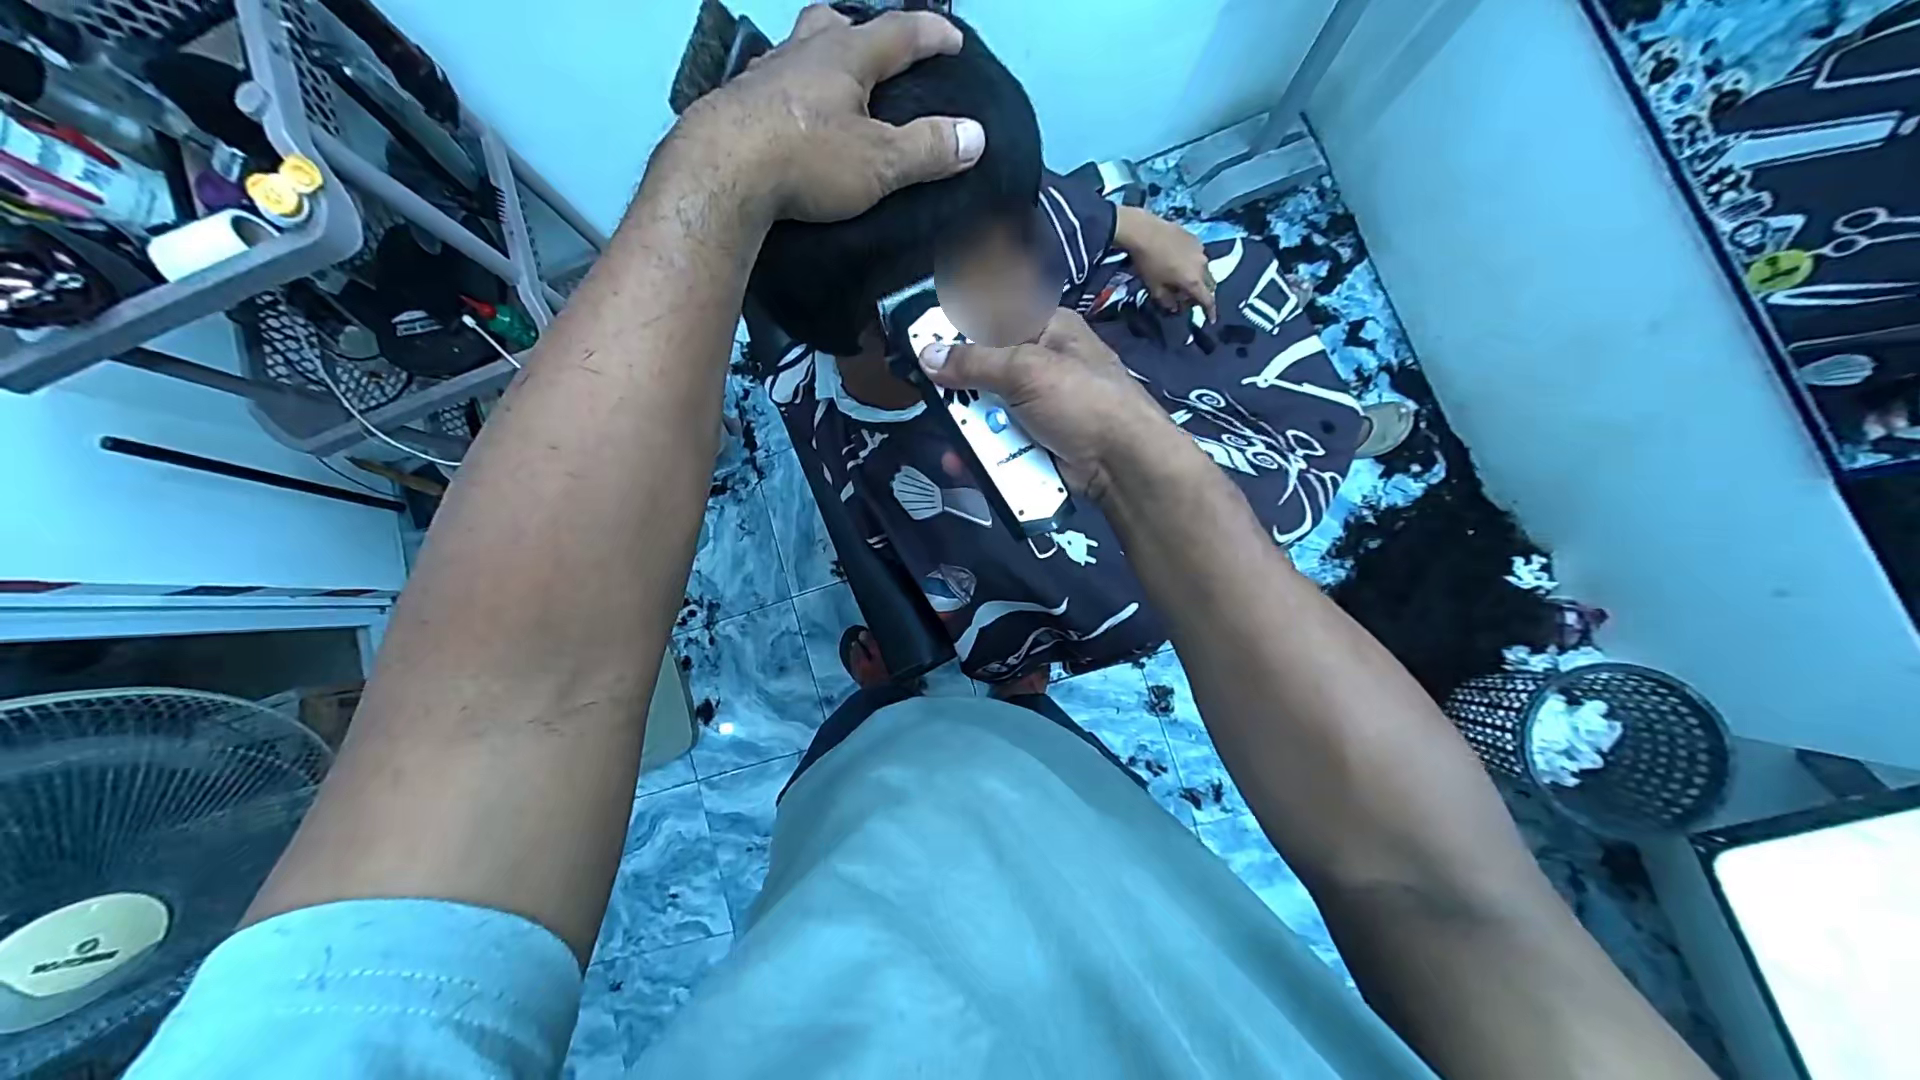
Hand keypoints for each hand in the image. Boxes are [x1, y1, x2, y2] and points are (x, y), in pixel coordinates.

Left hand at [667, 5, 985, 223]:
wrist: (723, 173)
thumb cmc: (809, 159)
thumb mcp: (880, 161)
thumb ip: (928, 149)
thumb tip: (976, 136)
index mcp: (844, 56)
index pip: (898, 32)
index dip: (930, 35)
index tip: (953, 39)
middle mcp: (802, 53)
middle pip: (835, 23)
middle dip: (862, 31)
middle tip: (877, 49)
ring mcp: (765, 78)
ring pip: (798, 50)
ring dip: (821, 59)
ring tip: (833, 85)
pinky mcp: (737, 108)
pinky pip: (773, 88)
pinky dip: (791, 94)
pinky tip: (792, 119)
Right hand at [917, 309, 1185, 498]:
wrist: (1123, 465)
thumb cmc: (1082, 401)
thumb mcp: (1026, 371)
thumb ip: (974, 362)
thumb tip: (927, 355)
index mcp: (1047, 330)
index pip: (996, 316)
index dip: (961, 325)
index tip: (926, 339)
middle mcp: (1041, 364)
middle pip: (986, 368)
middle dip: (958, 386)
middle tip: (932, 396)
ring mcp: (1038, 406)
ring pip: (988, 410)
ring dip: (967, 426)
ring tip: (950, 438)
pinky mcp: (1036, 441)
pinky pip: (999, 441)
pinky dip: (981, 452)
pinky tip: (962, 462)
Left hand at [1115, 207, 1216, 322]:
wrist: (1145, 232)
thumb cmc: (1149, 264)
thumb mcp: (1155, 288)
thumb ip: (1167, 301)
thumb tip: (1175, 307)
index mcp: (1194, 281)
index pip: (1207, 300)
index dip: (1210, 311)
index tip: (1210, 319)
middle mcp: (1203, 265)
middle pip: (1209, 285)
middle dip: (1201, 295)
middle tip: (1188, 299)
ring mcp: (1201, 250)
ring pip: (1205, 270)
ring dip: (1198, 279)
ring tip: (1182, 280)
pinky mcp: (1196, 238)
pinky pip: (1199, 257)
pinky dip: (1193, 265)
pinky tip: (1180, 263)